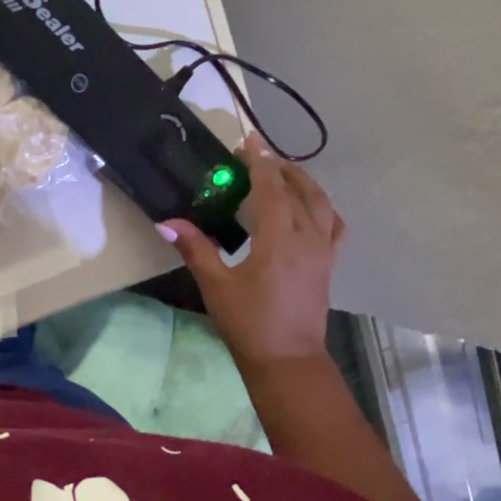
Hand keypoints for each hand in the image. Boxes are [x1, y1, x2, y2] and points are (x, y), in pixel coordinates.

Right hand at [161, 133, 346, 367]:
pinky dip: (323, 207)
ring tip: (283, 174)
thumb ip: (195, 249)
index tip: (247, 142)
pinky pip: (334, 224)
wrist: (287, 359)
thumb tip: (166, 223)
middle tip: (257, 157)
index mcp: (278, 239)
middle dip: (279, 167)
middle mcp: (307, 237)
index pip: (271, 187)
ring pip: (321, 202)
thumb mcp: (216, 286)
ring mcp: (323, 250)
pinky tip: (311, 208)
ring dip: (303, 182)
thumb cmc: (248, 324)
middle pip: (298, 189)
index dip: (259, 162)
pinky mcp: (329, 264)